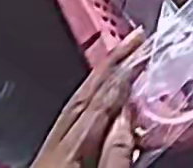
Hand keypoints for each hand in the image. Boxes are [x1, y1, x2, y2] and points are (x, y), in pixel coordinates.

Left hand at [31, 29, 145, 167]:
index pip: (100, 102)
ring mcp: (46, 155)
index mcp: (66, 153)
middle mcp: (52, 148)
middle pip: (83, 96)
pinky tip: (105, 98)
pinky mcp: (47, 161)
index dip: (125, 73)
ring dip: (101, 77)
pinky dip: (91, 101)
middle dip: (112, 63)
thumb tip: (129, 114)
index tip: (146, 50)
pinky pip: (71, 121)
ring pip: (74, 106)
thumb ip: (116, 154)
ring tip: (124, 57)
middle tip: (137, 36)